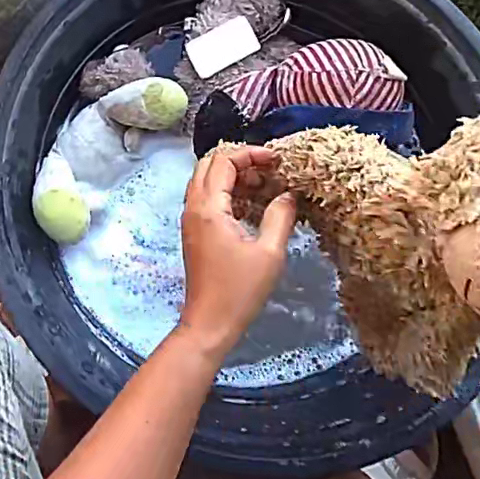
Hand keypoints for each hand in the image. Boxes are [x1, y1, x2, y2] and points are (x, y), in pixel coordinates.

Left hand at [178, 146, 297, 353]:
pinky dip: (227, 191)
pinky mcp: (194, 231)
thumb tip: (288, 194)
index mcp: (208, 208)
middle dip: (240, 159)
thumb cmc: (239, 291)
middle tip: (269, 169)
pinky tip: (252, 204)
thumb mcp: (269, 253)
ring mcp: (190, 219)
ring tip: (264, 185)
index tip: (277, 160)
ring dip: (233, 175)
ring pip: (206, 179)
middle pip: (209, 163)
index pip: (224, 160)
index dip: (251, 153)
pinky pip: (206, 197)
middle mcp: (193, 207)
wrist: (209, 324)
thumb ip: (280, 216)